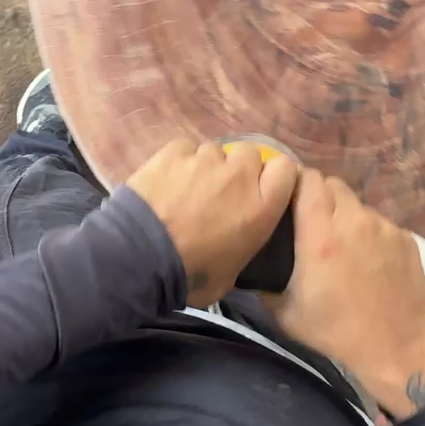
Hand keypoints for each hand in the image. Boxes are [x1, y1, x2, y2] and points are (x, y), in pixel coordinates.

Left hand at [123, 140, 297, 306]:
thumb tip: (238, 243)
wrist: (138, 258)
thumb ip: (244, 247)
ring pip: (216, 151)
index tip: (262, 190)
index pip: (286, 169)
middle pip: (251, 155)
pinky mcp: (173, 151)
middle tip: (221, 194)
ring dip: (207, 168)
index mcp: (261, 207)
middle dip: (239, 170)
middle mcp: (239, 176)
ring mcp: (205, 159)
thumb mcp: (232, 275)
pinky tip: (167, 182)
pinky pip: (185, 150)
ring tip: (187, 190)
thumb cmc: (190, 275)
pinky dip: (180, 163)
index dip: (274, 177)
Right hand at [268, 169, 424, 419]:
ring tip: (342, 246)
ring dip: (345, 216)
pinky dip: (370, 234)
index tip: (289, 200)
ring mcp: (384, 228)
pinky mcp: (406, 238)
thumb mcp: (285, 313)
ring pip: (357, 204)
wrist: (395, 347)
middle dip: (319, 197)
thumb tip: (251, 268)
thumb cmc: (335, 331)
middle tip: (312, 223)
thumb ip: (264, 283)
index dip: (296, 185)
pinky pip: (380, 223)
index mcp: (321, 236)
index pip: (308, 180)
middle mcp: (354, 222)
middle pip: (332, 185)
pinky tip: (368, 262)